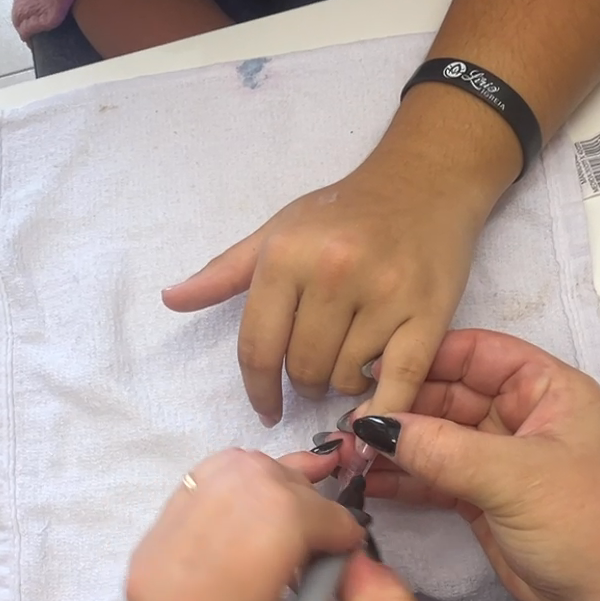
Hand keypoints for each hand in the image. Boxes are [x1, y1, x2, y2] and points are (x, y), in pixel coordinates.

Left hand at [112, 448, 415, 600]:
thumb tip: (358, 552)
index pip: (274, 519)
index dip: (326, 519)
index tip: (345, 550)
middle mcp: (171, 574)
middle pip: (253, 482)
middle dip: (308, 498)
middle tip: (323, 541)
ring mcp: (152, 551)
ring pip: (230, 467)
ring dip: (280, 482)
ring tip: (300, 523)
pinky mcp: (148, 538)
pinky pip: (208, 475)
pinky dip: (251, 479)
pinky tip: (271, 510)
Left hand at [161, 149, 498, 425]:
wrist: (424, 183)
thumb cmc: (344, 212)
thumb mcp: (277, 232)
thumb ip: (224, 272)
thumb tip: (171, 299)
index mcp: (286, 257)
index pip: (258, 348)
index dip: (258, 390)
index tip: (267, 410)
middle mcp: (333, 274)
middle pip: (302, 369)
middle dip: (304, 383)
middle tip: (316, 372)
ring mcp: (384, 294)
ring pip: (345, 379)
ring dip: (343, 385)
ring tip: (352, 361)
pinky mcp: (429, 313)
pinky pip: (397, 382)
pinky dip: (380, 407)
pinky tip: (370, 417)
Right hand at [344, 329, 599, 600]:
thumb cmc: (587, 527)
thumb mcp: (516, 478)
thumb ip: (442, 449)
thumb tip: (375, 427)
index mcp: (546, 389)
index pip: (476, 353)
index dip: (426, 357)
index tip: (375, 370)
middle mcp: (520, 415)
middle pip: (447, 393)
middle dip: (400, 408)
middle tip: (350, 423)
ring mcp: (496, 456)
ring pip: (433, 436)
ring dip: (393, 444)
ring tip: (347, 451)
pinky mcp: (478, 494)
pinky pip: (430, 474)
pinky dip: (399, 477)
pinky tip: (364, 479)